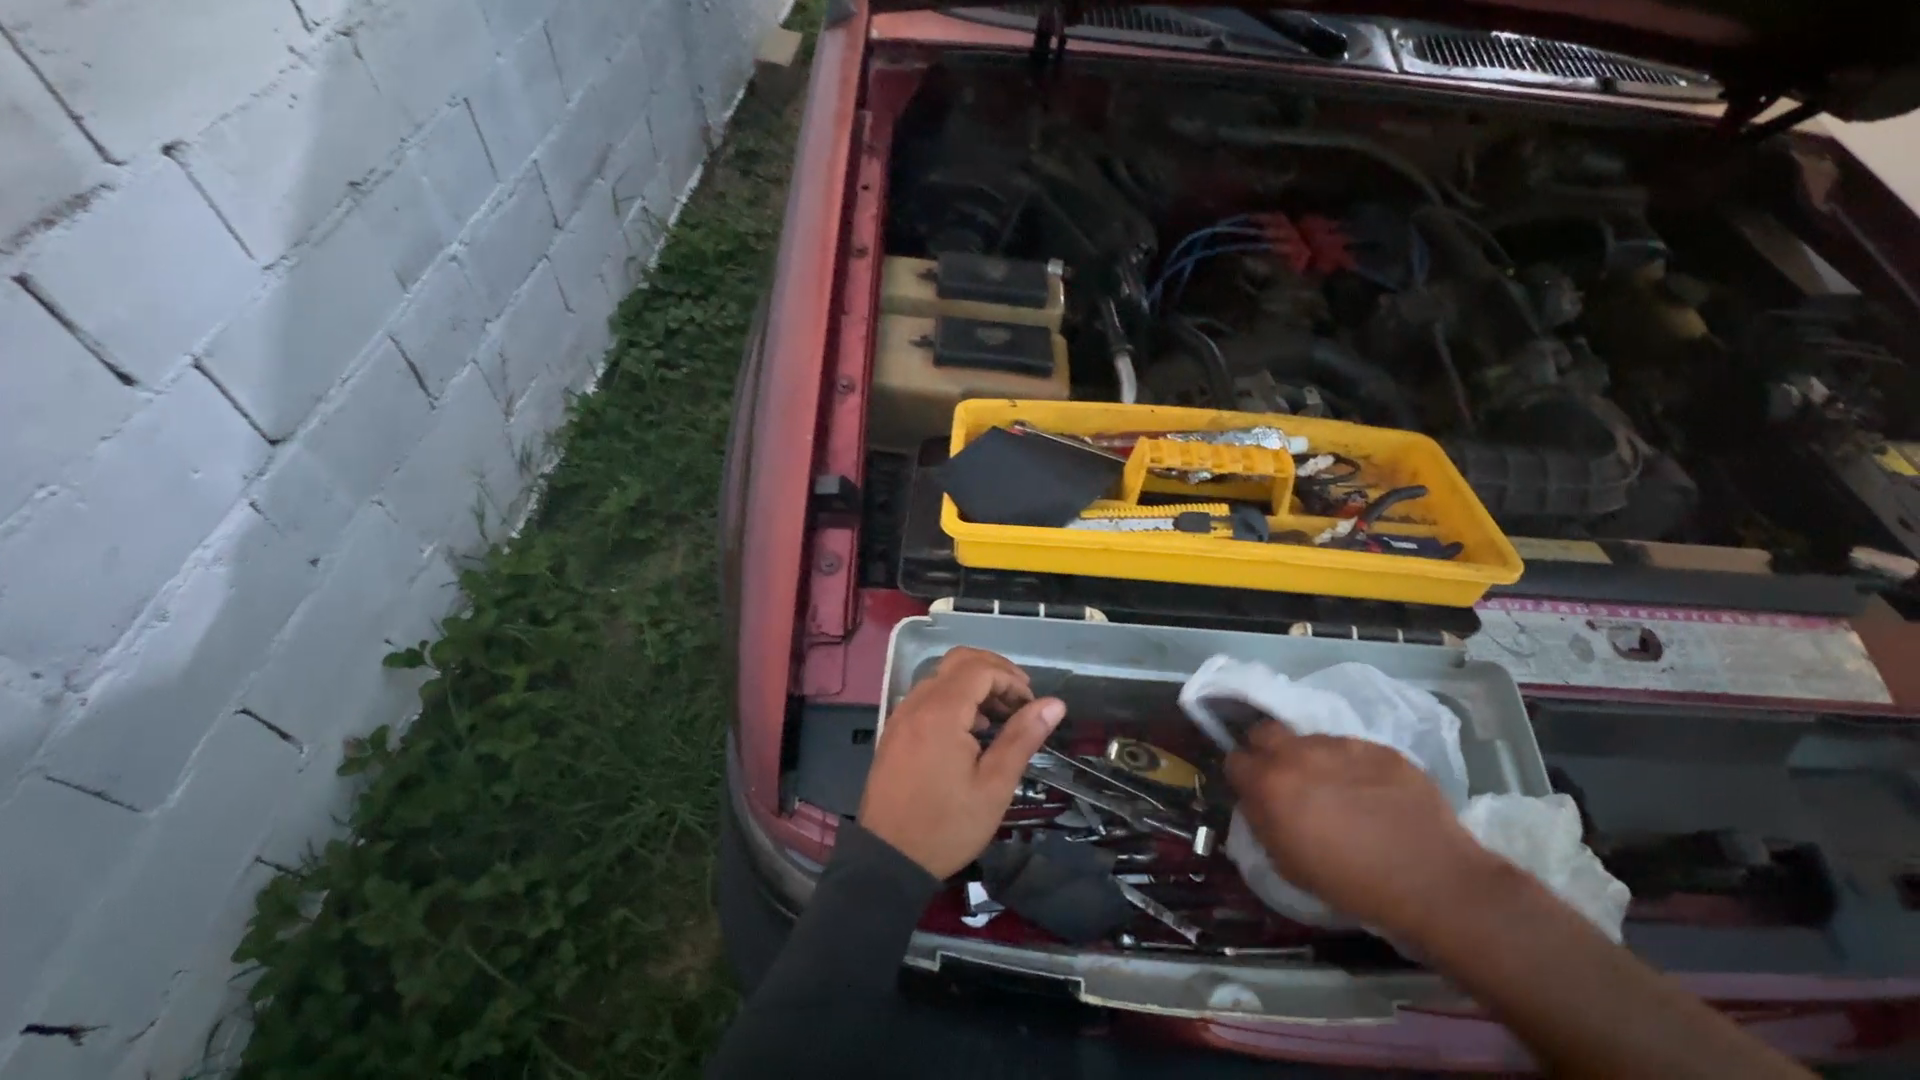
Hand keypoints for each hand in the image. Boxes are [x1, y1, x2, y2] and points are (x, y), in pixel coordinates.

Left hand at [859, 647, 1065, 877]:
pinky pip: (926, 698)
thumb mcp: (994, 785)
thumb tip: (1054, 704)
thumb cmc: (947, 825)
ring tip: (999, 718)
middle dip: (994, 671)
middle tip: (1020, 699)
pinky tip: (970, 732)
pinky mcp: (894, 733)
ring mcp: (900, 717)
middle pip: (958, 662)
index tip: (1031, 705)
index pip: (980, 669)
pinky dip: (952, 699)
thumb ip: (1022, 737)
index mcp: (941, 712)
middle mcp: (916, 704)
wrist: (887, 858)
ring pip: (940, 678)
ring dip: (973, 685)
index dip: (1011, 679)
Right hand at [1225, 724, 1503, 933]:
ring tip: (1334, 791)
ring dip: (1310, 759)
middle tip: (1283, 780)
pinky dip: (1350, 767)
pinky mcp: (1380, 748)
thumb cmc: (1350, 882)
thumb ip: (1261, 822)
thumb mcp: (1286, 863)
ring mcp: (1343, 746)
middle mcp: (1300, 754)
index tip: (1252, 792)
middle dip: (1266, 750)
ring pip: (1310, 740)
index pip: (1234, 760)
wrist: (1430, 879)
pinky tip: (1370, 795)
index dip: (1241, 777)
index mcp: (1271, 784)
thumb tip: (1256, 802)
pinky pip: (1351, 750)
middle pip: (1264, 731)